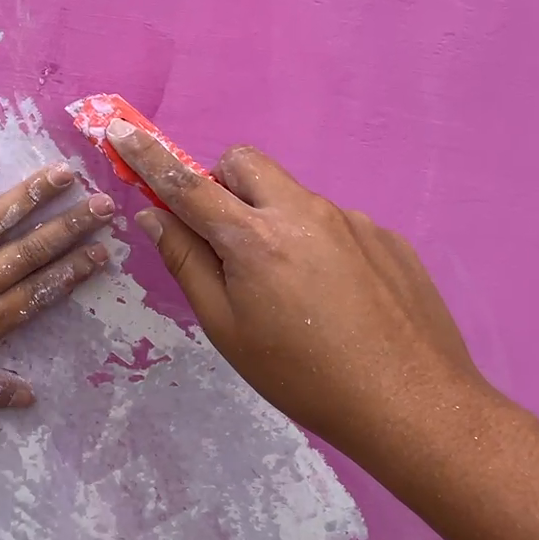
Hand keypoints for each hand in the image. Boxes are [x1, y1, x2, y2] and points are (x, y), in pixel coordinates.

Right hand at [105, 120, 491, 459]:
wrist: (418, 410)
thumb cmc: (303, 376)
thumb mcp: (226, 327)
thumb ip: (186, 262)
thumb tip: (153, 216)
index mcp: (254, 239)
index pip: (185, 183)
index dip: (147, 155)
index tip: (119, 129)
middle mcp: (302, 214)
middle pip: (244, 162)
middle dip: (221, 182)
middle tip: (225, 233)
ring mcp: (352, 221)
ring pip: (289, 194)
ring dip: (270, 216)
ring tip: (293, 284)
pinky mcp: (387, 237)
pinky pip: (332, 221)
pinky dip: (315, 241)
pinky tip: (337, 296)